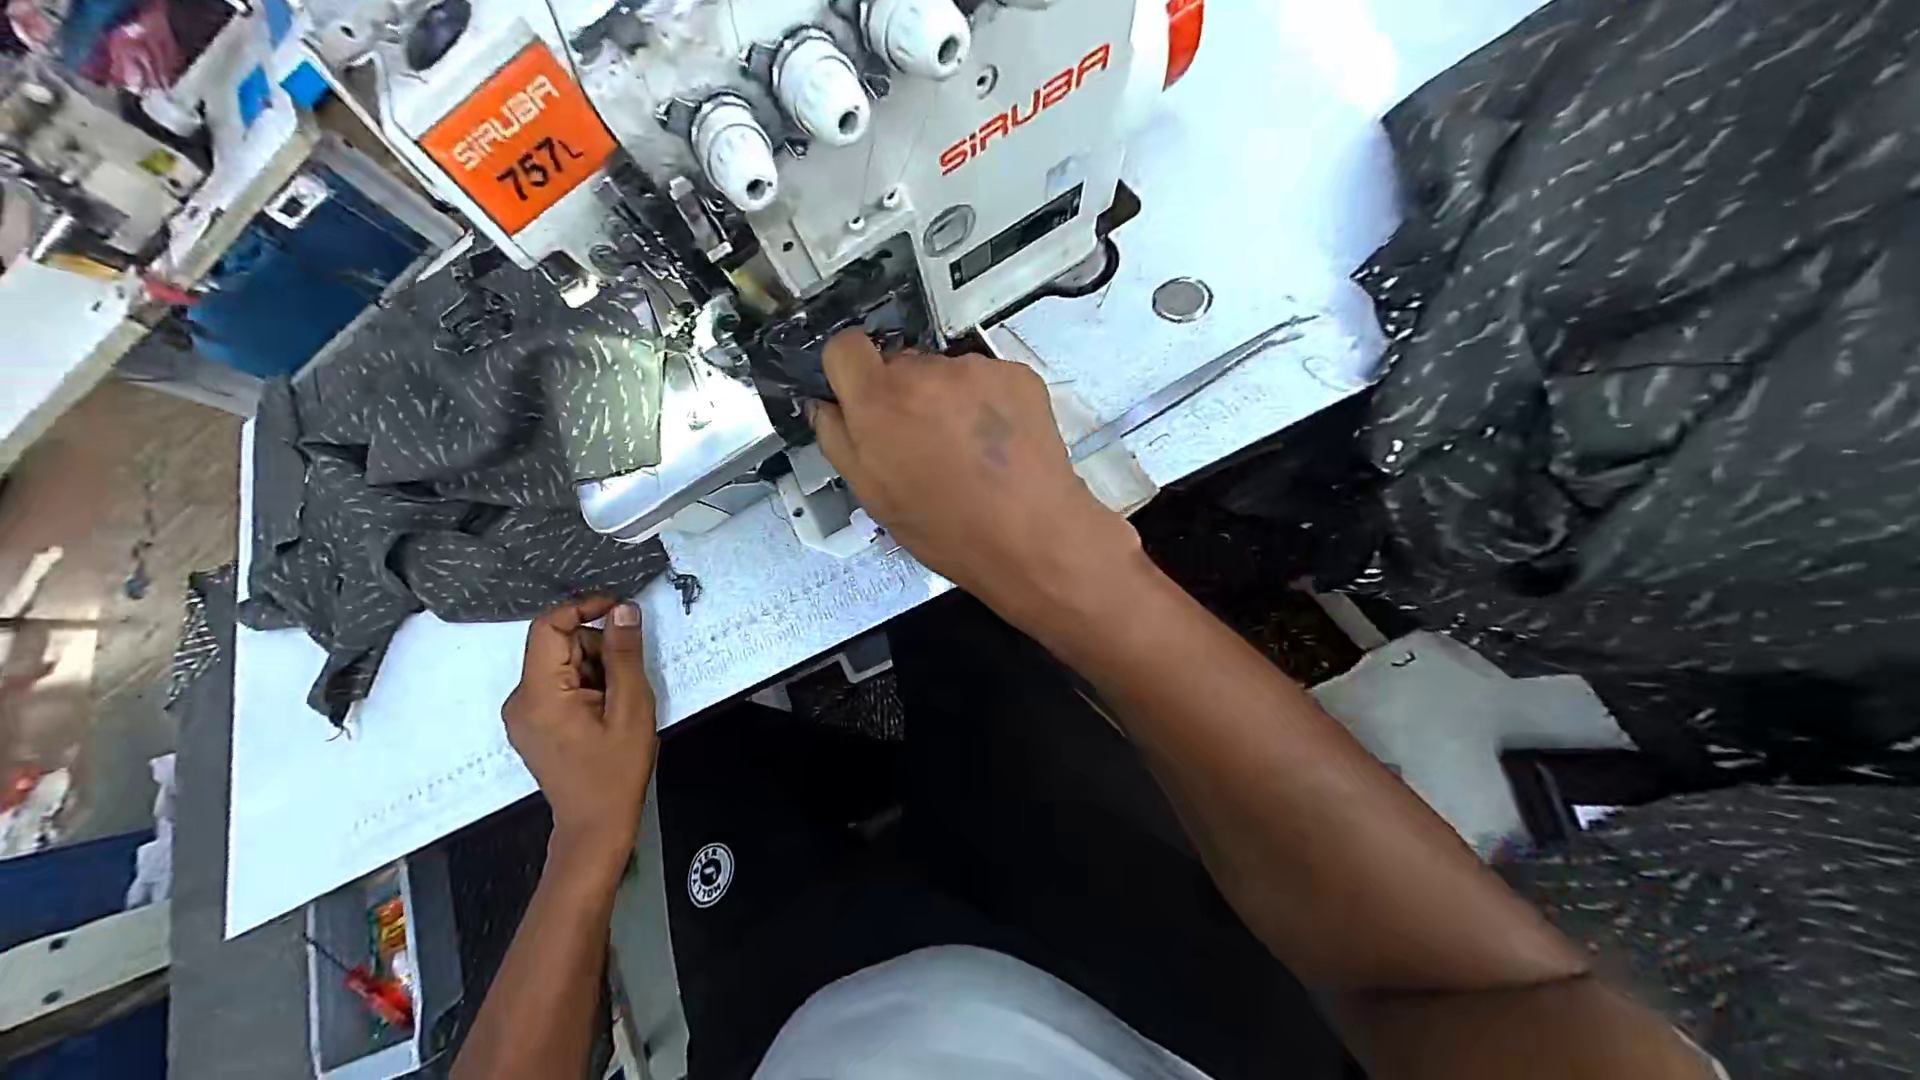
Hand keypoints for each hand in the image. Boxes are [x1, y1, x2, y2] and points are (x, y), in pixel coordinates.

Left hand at [503, 596, 657, 873]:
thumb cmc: (616, 768)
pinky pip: (559, 683)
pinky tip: (606, 710)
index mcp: (539, 694)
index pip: (547, 628)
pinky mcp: (532, 721)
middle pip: (557, 645)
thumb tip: (623, 609)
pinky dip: (587, 683)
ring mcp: (523, 712)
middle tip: (628, 677)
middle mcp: (519, 699)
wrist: (596, 823)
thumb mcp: (631, 706)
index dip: (582, 608)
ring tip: (618, 701)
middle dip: (597, 647)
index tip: (620, 608)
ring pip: (562, 663)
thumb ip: (624, 654)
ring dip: (595, 667)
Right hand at [809, 331, 1142, 622]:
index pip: (844, 348)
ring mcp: (973, 371)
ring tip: (964, 451)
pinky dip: (986, 403)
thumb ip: (838, 440)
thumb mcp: (874, 497)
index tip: (858, 388)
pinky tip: (992, 444)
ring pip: (944, 373)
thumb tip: (825, 408)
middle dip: (902, 395)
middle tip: (921, 441)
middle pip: (899, 364)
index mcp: (878, 403)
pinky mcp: (1013, 375)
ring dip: (947, 400)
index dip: (848, 370)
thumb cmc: (953, 529)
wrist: (1029, 534)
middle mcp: (923, 374)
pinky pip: (986, 378)